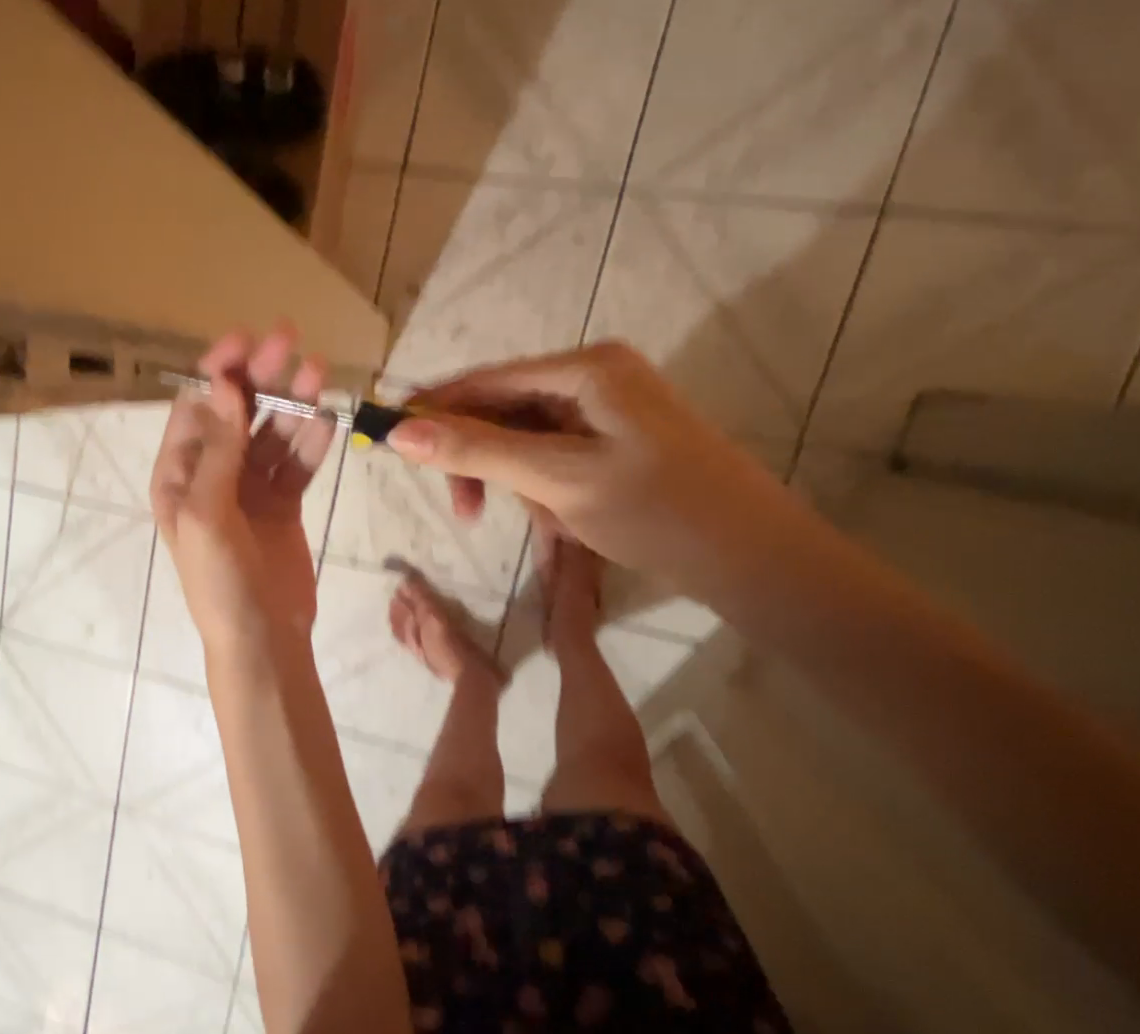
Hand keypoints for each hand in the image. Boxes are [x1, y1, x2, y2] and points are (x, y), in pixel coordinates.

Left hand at [150, 331, 335, 647]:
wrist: (261, 638)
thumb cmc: (219, 581)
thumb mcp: (208, 514)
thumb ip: (219, 450)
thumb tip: (225, 384)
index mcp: (178, 476)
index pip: (196, 410)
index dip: (218, 372)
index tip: (246, 339)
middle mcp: (211, 475)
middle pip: (237, 413)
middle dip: (261, 377)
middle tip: (291, 340)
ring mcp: (249, 488)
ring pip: (272, 433)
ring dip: (293, 403)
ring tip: (321, 372)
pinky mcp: (283, 503)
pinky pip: (297, 463)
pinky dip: (312, 441)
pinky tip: (330, 419)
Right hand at [386, 341, 804, 590]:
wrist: (754, 559)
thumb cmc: (656, 511)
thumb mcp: (556, 479)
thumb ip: (476, 450)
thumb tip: (398, 431)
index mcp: (586, 368)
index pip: (484, 381)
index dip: (432, 410)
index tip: (386, 443)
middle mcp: (596, 376)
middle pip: (502, 409)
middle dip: (482, 461)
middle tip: (467, 512)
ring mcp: (610, 409)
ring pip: (525, 440)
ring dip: (518, 484)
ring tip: (544, 527)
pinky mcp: (619, 441)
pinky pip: (553, 457)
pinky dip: (544, 491)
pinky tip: (562, 525)